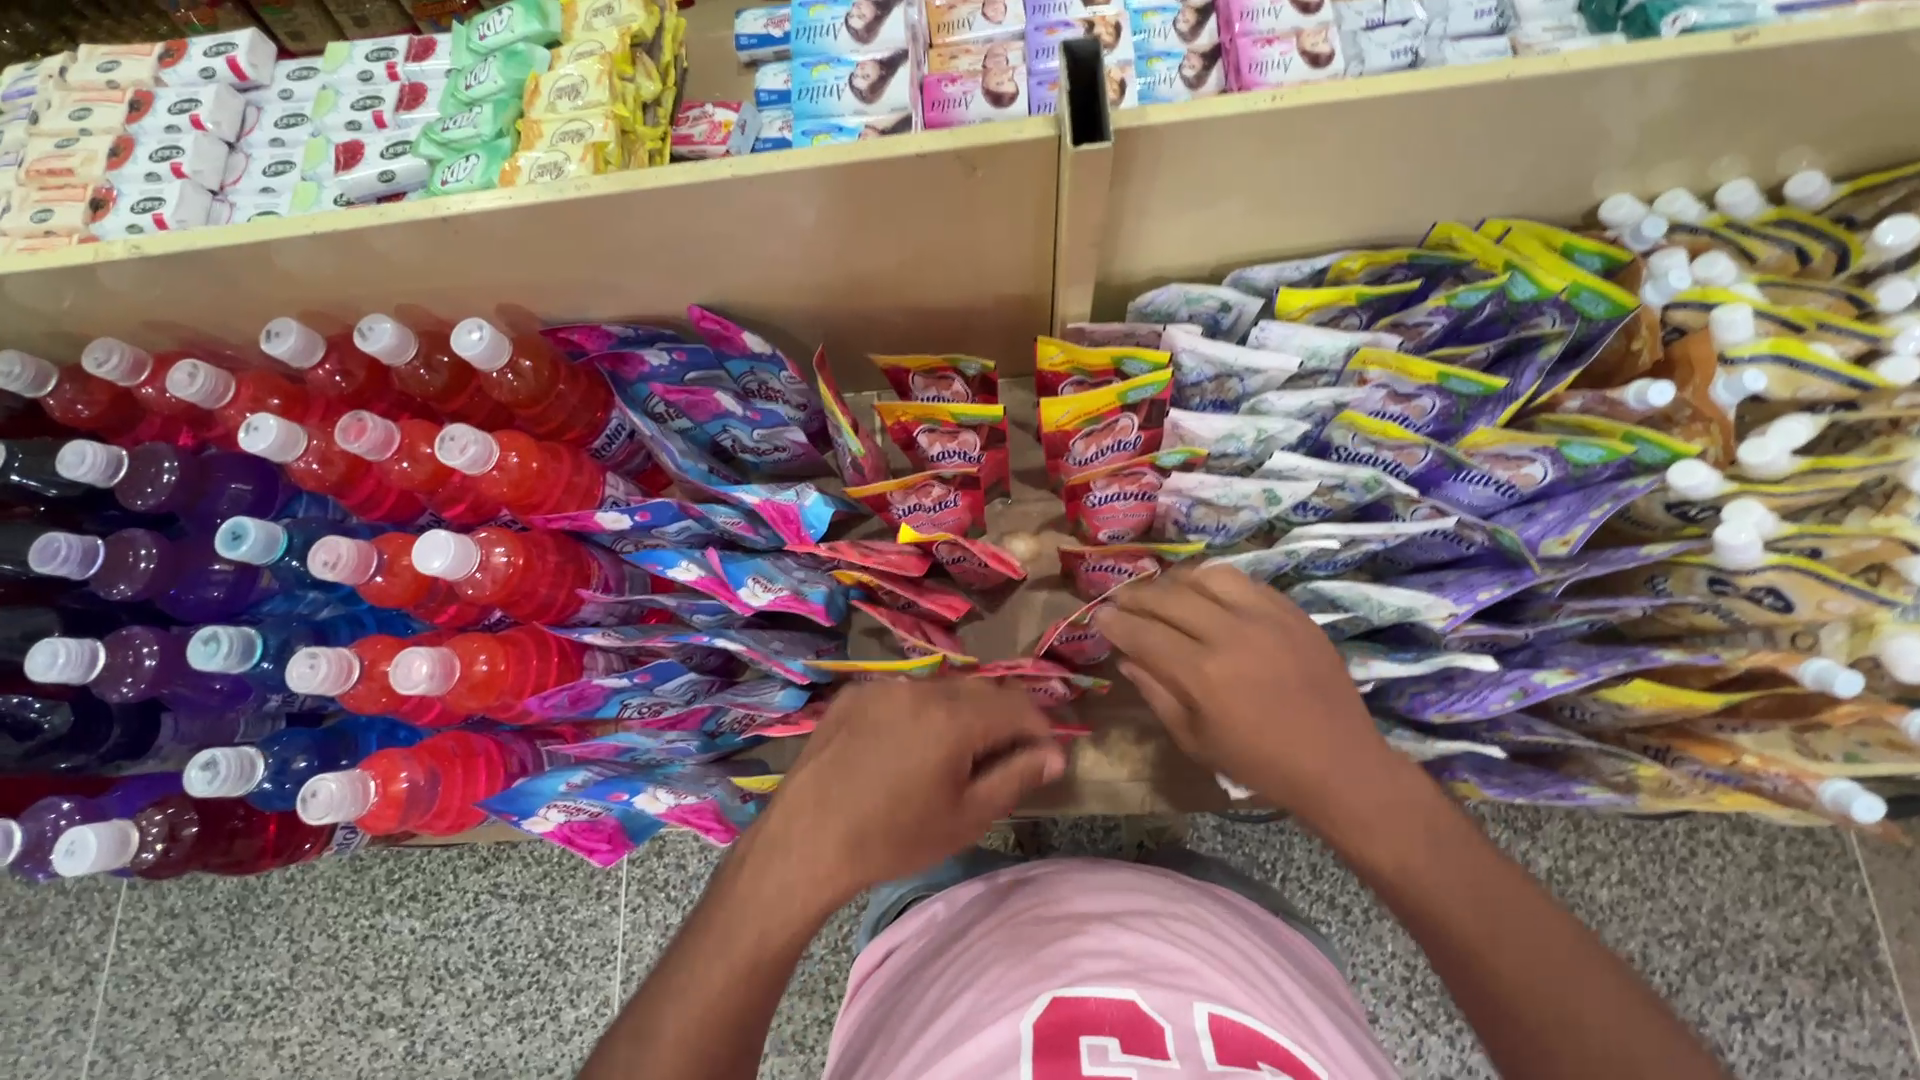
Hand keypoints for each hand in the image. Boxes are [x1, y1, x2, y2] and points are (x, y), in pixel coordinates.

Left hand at [749, 678, 1065, 905]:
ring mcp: (882, 686)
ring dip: (961, 714)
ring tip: (954, 756)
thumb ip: (1017, 777)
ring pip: (941, 690)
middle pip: (981, 692)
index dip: (1040, 730)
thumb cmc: (894, 838)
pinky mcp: (853, 695)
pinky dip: (920, 714)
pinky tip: (907, 749)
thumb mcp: (967, 817)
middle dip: (1003, 720)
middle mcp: (921, 688)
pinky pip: (904, 695)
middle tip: (1004, 760)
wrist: (806, 842)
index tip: (1045, 758)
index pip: (1018, 706)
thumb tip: (1054, 755)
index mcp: (954, 716)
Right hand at [1095, 563, 1403, 826]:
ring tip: (1162, 591)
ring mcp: (1266, 617)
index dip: (1114, 622)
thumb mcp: (1194, 739)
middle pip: (1169, 597)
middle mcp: (1231, 634)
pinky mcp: (1292, 612)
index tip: (1098, 616)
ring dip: (1175, 581)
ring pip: (1206, 577)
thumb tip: (1127, 659)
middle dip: (1136, 595)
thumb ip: (1156, 693)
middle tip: (1120, 599)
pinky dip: (1216, 582)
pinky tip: (1206, 594)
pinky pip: (1245, 581)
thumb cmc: (1259, 763)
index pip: (1143, 633)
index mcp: (1202, 674)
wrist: (1338, 764)